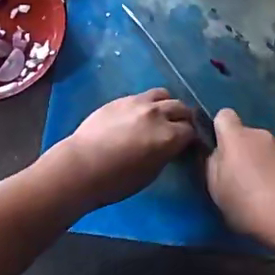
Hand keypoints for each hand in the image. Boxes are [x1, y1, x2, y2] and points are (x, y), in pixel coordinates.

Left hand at [45, 88, 195, 209]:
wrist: (82, 165)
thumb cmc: (117, 180)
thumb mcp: (151, 172)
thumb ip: (167, 153)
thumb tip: (172, 146)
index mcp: (169, 136)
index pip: (191, 130)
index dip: (192, 138)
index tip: (189, 144)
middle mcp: (157, 114)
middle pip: (181, 107)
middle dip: (184, 118)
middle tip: (180, 129)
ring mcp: (138, 102)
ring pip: (163, 94)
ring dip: (167, 105)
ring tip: (162, 116)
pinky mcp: (121, 99)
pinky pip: (143, 96)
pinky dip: (148, 104)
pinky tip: (141, 115)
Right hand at [205, 108, 274, 253]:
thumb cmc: (252, 208)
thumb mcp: (217, 192)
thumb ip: (213, 166)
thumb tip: (219, 155)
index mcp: (237, 138)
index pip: (224, 116)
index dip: (221, 131)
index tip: (222, 152)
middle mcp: (263, 135)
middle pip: (248, 136)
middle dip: (245, 153)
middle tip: (245, 183)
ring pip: (270, 151)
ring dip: (267, 165)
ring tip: (270, 196)